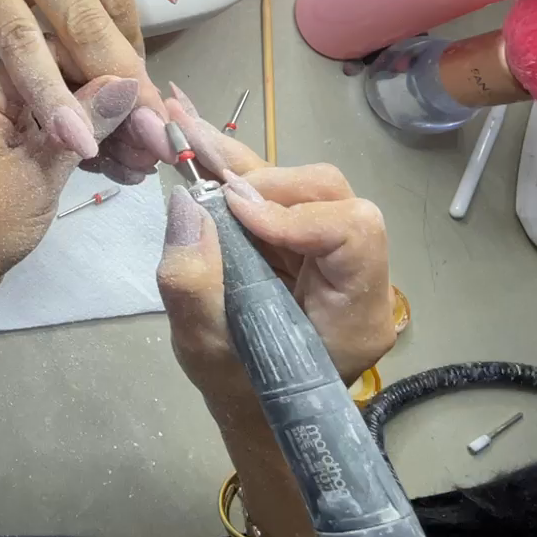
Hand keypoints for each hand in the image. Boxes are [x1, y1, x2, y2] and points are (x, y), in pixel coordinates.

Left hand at [0, 69, 142, 297]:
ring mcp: (9, 128)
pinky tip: (128, 174)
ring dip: (111, 139)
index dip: (109, 74)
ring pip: (69, 118)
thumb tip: (128, 82)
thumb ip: (84, 125)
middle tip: (161, 145)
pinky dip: (91, 156)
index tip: (152, 101)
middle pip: (69, 88)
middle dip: (117, 114)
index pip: (57, 56)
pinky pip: (60, 142)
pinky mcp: (18, 154)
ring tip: (151, 166)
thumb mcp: (41, 172)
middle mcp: (0, 100)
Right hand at [155, 84, 394, 403]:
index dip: (292, 212)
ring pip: (301, 184)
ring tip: (182, 127)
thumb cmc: (237, 390)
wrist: (253, 408)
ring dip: (240, 162)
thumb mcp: (202, 349)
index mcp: (353, 310)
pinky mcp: (297, 239)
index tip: (231, 211)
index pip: (353, 230)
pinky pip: (272, 192)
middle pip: (333, 195)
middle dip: (267, 182)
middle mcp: (354, 272)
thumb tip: (185, 202)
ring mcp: (327, 251)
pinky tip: (193, 136)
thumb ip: (192, 285)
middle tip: (207, 186)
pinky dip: (230, 166)